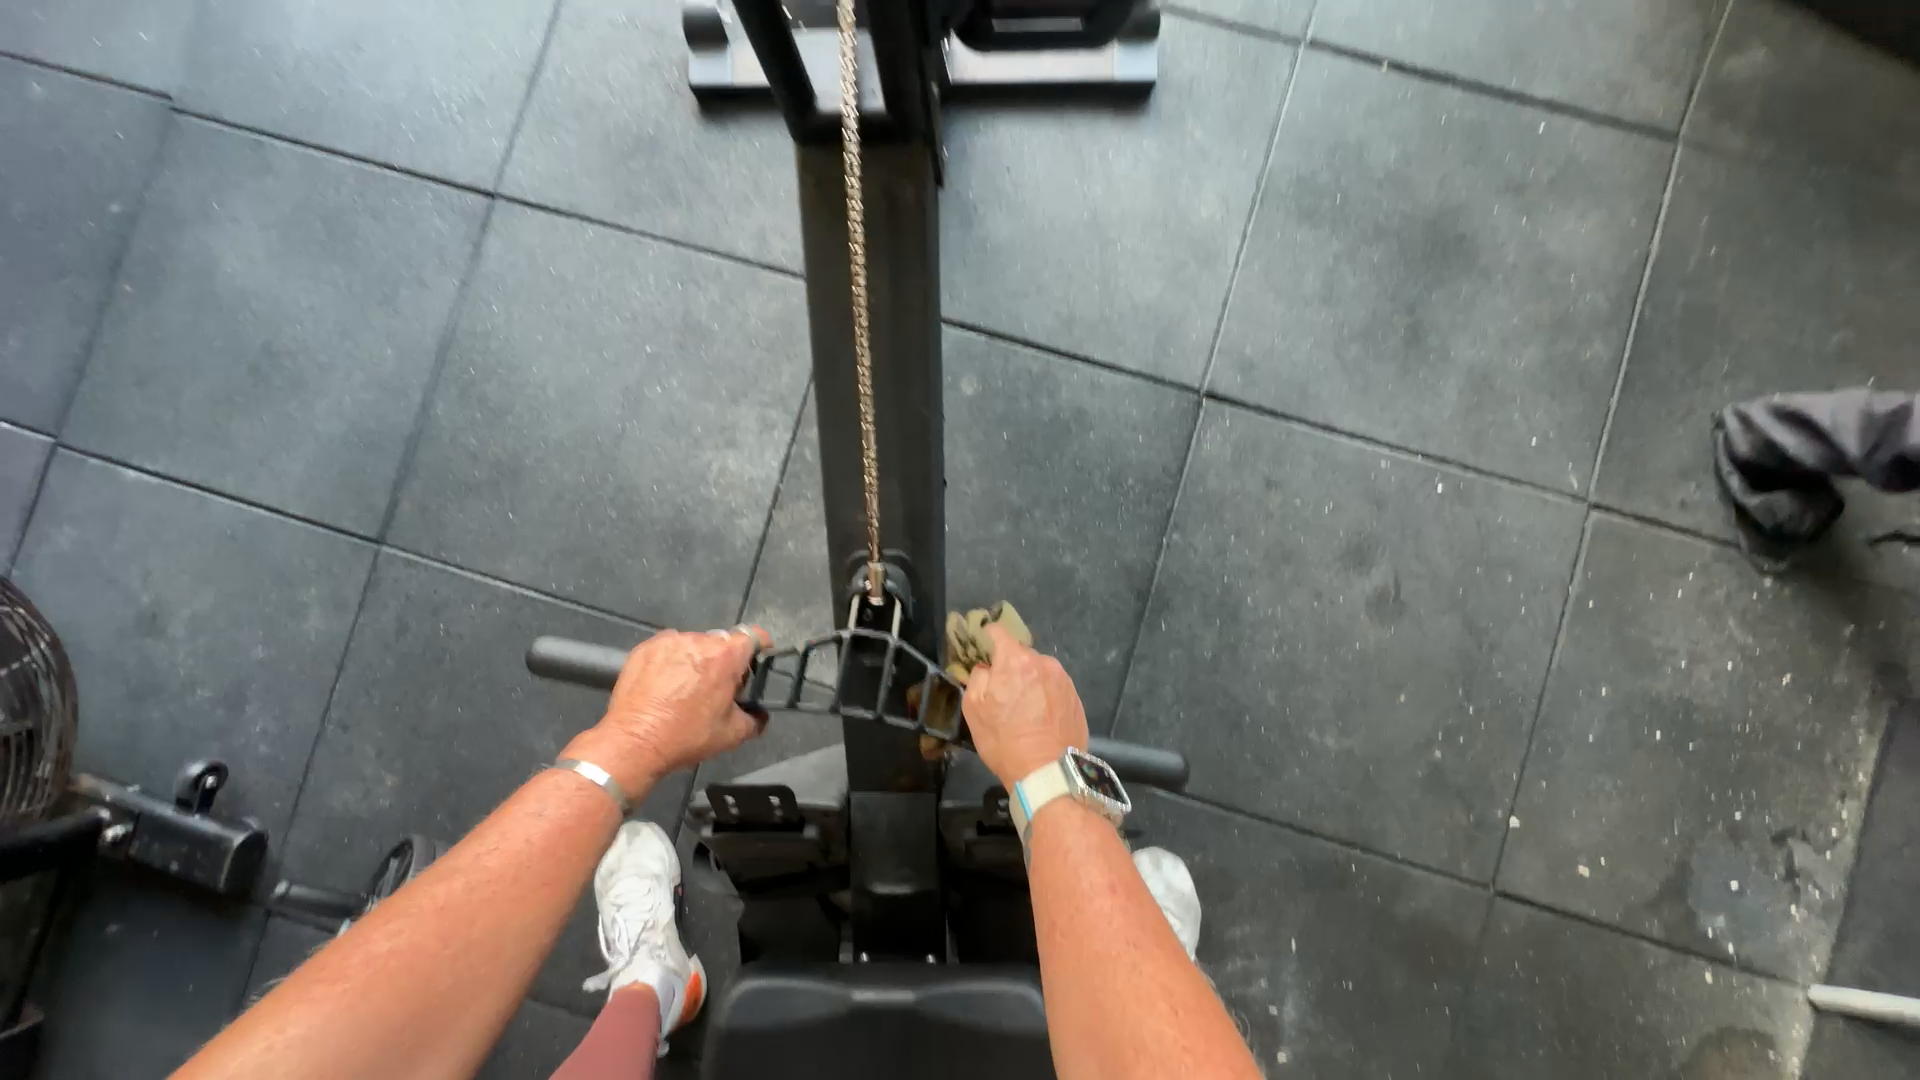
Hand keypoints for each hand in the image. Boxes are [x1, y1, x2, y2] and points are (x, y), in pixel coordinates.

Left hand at [562, 626, 770, 794]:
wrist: (634, 742)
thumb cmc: (687, 736)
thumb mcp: (732, 734)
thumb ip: (756, 719)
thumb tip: (760, 715)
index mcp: (727, 656)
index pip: (754, 636)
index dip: (760, 647)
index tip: (755, 663)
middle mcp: (700, 640)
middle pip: (722, 642)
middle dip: (724, 659)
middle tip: (716, 686)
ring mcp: (670, 641)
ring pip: (694, 644)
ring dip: (696, 659)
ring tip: (685, 686)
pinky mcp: (645, 648)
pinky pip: (668, 648)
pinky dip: (671, 661)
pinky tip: (664, 683)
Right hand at [961, 625, 1088, 787]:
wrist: (1048, 772)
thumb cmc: (1005, 740)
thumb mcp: (974, 709)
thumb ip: (977, 678)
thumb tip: (986, 668)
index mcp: (1016, 660)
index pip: (998, 632)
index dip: (986, 638)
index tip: (981, 651)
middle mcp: (1043, 662)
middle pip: (1020, 655)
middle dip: (1009, 668)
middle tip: (1002, 693)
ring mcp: (1063, 679)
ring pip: (1038, 672)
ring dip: (1029, 682)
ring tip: (1023, 710)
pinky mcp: (1076, 698)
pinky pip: (1053, 688)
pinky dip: (1045, 696)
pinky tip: (1040, 718)